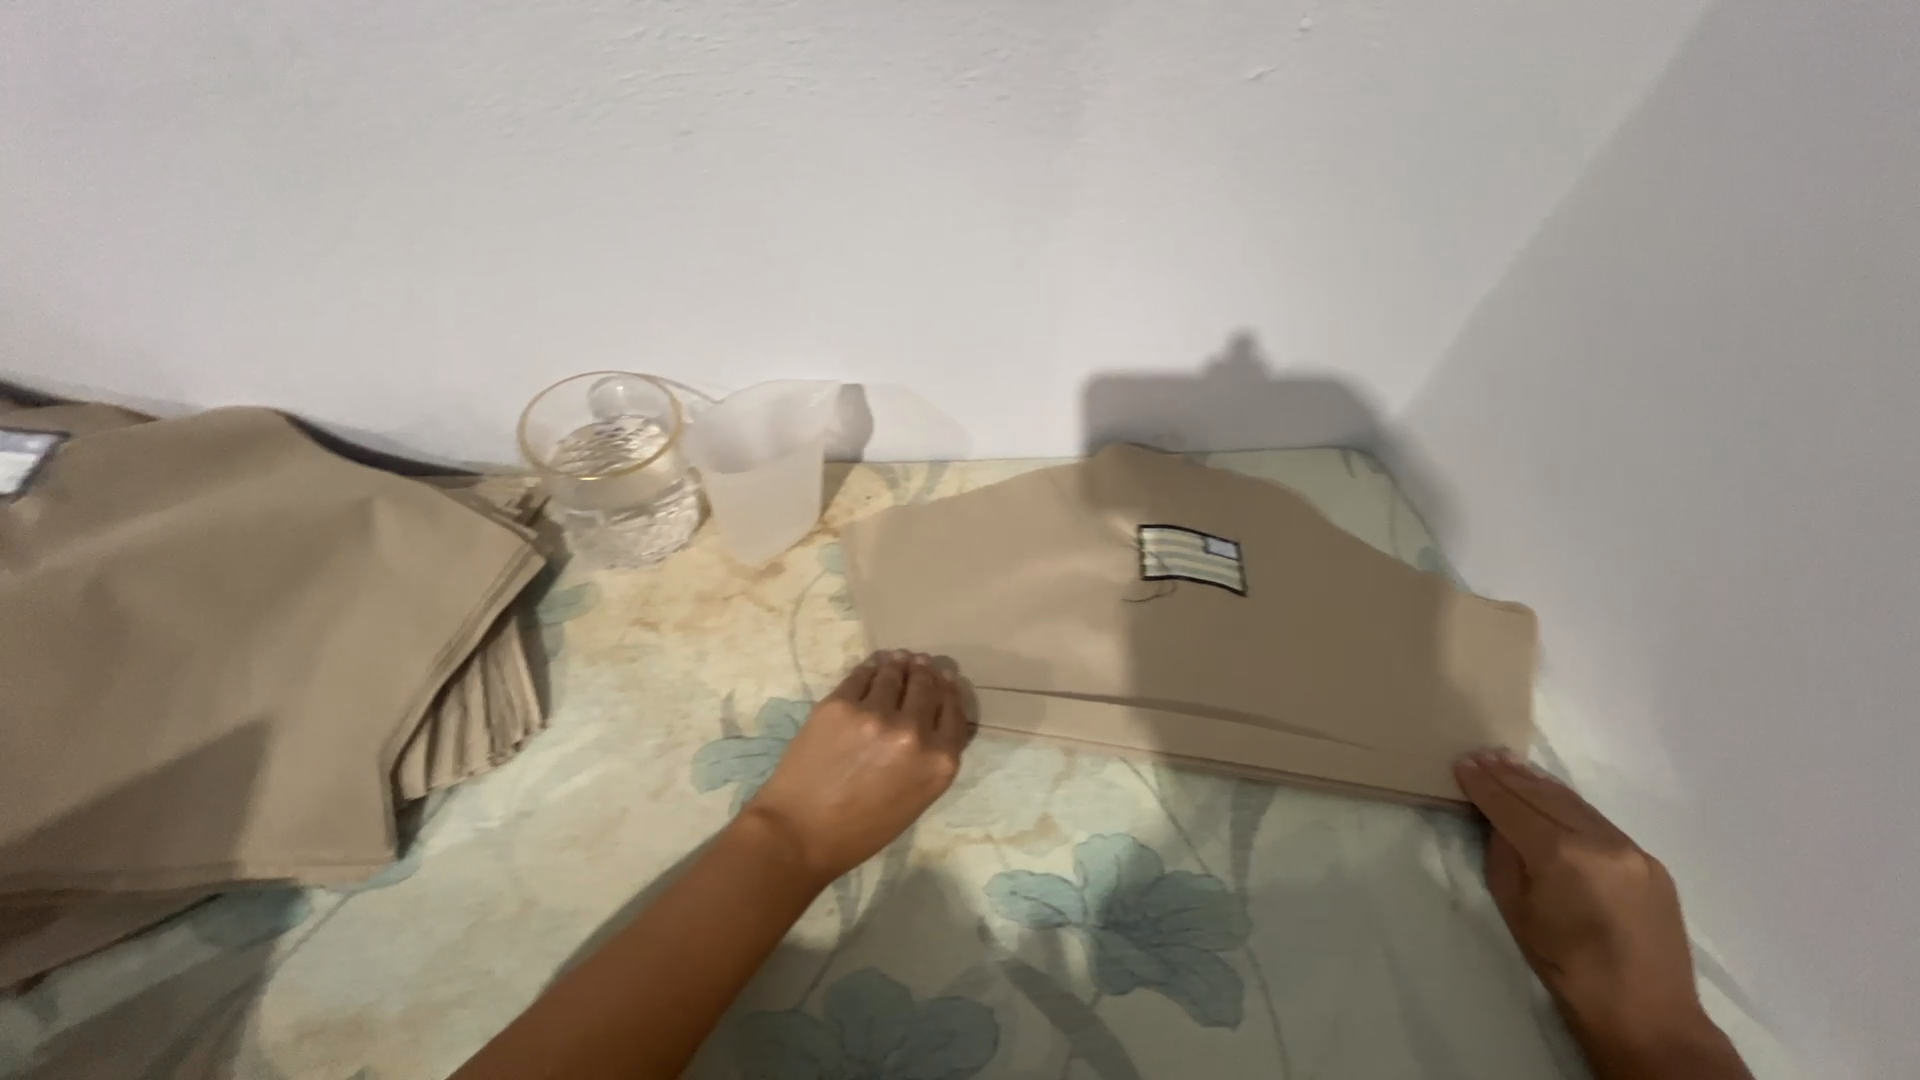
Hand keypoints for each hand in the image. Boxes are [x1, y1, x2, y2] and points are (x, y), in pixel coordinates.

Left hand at [741, 650, 971, 887]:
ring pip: (895, 674)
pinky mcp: (841, 703)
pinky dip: (872, 667)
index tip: (945, 679)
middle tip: (922, 663)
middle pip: (927, 687)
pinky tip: (874, 664)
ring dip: (900, 665)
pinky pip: (862, 675)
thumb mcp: (914, 800)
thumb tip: (929, 722)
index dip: (950, 691)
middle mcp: (914, 731)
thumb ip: (929, 760)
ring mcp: (876, 713)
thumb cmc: (861, 830)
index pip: (954, 711)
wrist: (800, 833)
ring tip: (899, 659)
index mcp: (939, 761)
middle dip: (926, 673)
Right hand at [1454, 750, 1739, 1074]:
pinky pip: (1598, 821)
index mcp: (1561, 856)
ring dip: (1538, 782)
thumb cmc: (1565, 964)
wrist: (1646, 1013)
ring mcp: (1631, 850)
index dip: (1483, 785)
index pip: (1512, 807)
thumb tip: (1500, 823)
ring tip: (1509, 763)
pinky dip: (1567, 803)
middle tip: (1481, 754)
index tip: (1461, 763)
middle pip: (1544, 797)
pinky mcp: (1649, 862)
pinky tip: (1550, 794)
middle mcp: (1600, 842)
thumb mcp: (1515, 907)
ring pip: (1574, 803)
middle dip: (1508, 775)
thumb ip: (1504, 856)